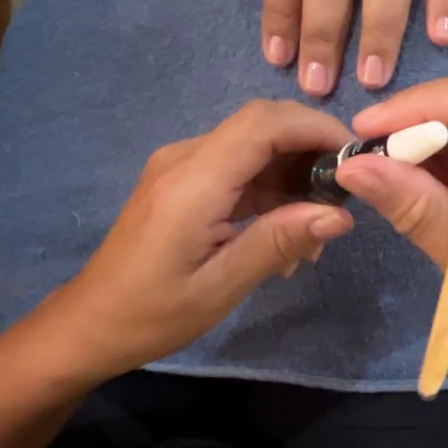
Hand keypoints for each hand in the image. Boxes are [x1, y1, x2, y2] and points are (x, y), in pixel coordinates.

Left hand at [29, 101, 355, 383]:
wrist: (90, 324)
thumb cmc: (153, 313)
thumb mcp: (222, 285)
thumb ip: (279, 242)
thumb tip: (340, 215)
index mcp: (194, 182)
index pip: (265, 123)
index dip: (316, 128)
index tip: (357, 159)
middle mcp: (185, 159)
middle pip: (262, 126)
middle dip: (311, 150)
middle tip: (345, 198)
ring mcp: (181, 167)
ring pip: (254, 146)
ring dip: (294, 175)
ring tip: (316, 229)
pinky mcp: (182, 182)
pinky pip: (239, 168)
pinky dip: (272, 189)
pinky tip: (286, 230)